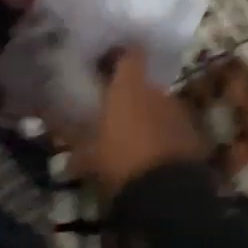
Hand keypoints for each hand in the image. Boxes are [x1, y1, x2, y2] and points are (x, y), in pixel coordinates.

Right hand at [70, 47, 208, 198]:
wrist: (167, 194)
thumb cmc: (120, 163)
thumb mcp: (88, 155)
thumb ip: (72, 139)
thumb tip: (54, 129)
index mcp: (129, 88)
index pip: (131, 53)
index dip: (120, 54)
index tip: (108, 62)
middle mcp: (157, 92)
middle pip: (144, 83)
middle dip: (131, 93)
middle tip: (114, 109)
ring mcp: (179, 113)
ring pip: (159, 105)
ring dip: (147, 115)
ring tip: (133, 135)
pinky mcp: (193, 135)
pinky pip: (173, 127)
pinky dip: (163, 134)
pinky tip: (151, 153)